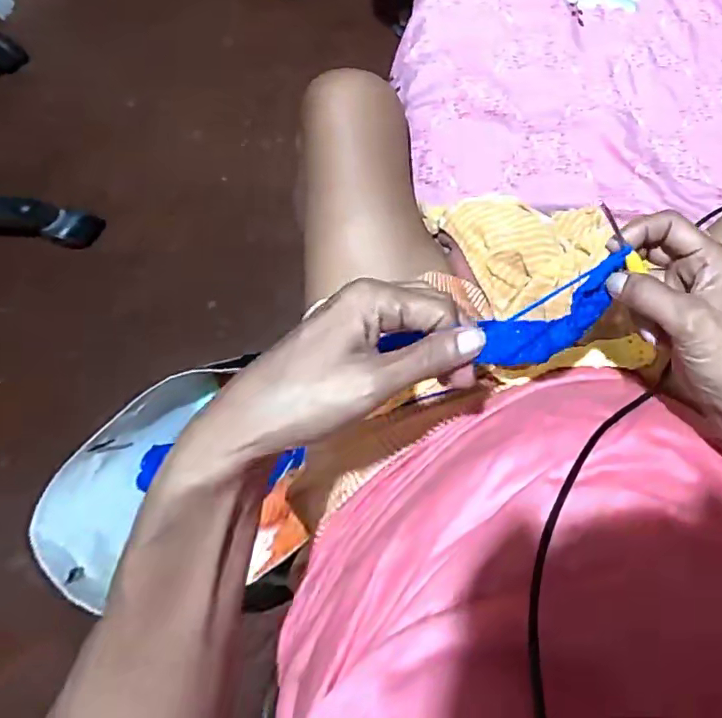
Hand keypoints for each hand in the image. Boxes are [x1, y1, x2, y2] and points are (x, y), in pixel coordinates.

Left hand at [167, 280, 484, 484]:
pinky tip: (417, 369)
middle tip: (458, 380)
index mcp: (372, 295)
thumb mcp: (375, 382)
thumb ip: (430, 357)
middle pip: (429, 306)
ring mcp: (353, 309)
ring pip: (414, 318)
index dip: (459, 342)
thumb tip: (481, 339)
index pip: (439, 308)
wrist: (240, 428)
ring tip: (444, 376)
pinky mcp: (346, 330)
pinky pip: (394, 329)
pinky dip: (413, 348)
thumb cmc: (308, 401)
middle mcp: (366, 292)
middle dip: (451, 340)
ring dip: (434, 344)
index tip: (464, 382)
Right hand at [606, 211, 721, 419]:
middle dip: (629, 267)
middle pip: (649, 247)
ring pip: (640, 277)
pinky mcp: (669, 312)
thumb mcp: (688, 320)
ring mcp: (680, 290)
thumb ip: (647, 294)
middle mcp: (694, 267)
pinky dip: (640, 319)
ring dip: (636, 301)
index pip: (669, 224)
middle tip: (609, 284)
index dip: (639, 229)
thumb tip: (610, 278)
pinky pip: (640, 302)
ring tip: (654, 331)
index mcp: (710, 258)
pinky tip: (657, 341)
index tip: (612, 250)